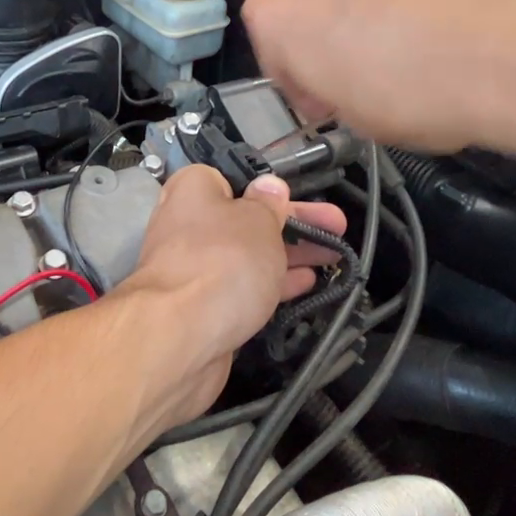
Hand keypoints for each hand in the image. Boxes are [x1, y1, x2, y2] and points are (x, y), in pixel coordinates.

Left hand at [112, 166, 345, 431]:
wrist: (178, 337)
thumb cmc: (222, 262)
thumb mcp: (258, 222)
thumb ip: (269, 205)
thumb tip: (270, 186)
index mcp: (194, 189)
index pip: (236, 178)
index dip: (271, 189)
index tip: (302, 197)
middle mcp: (188, 222)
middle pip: (248, 218)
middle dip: (293, 223)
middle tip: (336, 226)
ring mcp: (194, 266)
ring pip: (248, 253)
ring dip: (288, 254)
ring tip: (333, 255)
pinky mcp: (201, 305)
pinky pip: (243, 285)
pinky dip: (272, 283)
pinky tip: (306, 284)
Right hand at [241, 0, 515, 155]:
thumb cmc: (428, 89)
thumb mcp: (358, 120)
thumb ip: (334, 90)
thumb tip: (348, 84)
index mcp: (280, 10)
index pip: (270, 47)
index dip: (299, 80)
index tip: (325, 102)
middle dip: (335, 33)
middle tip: (371, 77)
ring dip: (383, 9)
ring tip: (426, 56)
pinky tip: (462, 28)